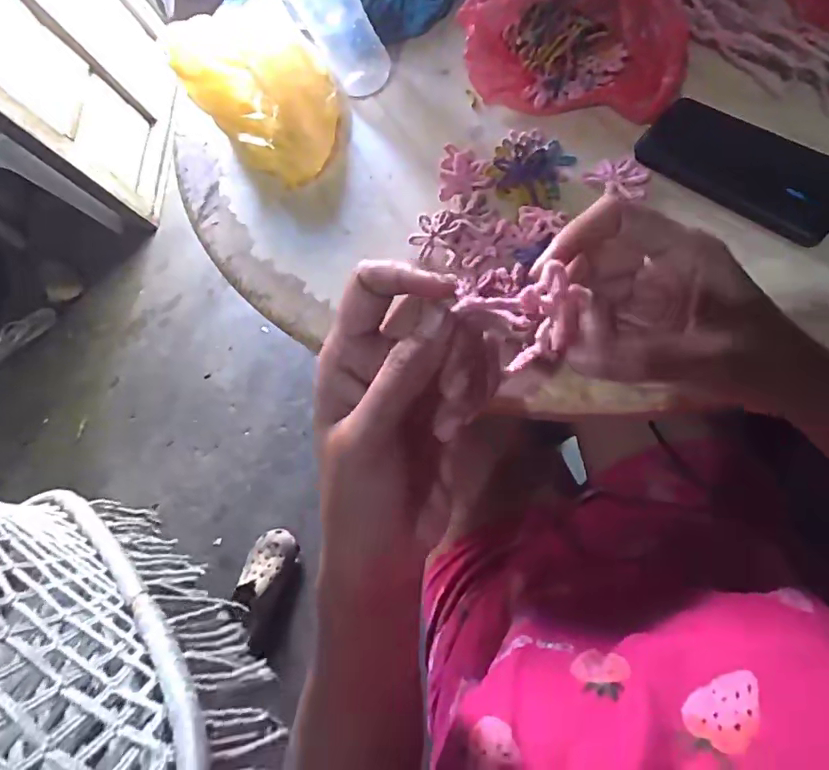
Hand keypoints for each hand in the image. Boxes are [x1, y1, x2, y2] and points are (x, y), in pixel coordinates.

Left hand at [313, 262, 493, 588]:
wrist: (385, 553)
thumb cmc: (355, 496)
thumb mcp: (366, 437)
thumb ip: (398, 376)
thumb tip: (440, 314)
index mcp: (348, 352)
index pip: (370, 285)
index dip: (406, 275)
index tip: (449, 293)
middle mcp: (388, 351)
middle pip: (431, 308)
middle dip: (450, 344)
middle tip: (447, 394)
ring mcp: (424, 372)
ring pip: (463, 336)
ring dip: (465, 374)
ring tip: (447, 422)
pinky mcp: (454, 395)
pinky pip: (480, 368)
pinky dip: (476, 393)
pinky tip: (454, 431)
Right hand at [533, 195, 828, 405]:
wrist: (795, 383)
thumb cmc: (761, 361)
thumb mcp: (704, 359)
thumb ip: (638, 356)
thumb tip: (572, 353)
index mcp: (684, 250)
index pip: (619, 217)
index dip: (576, 234)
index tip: (549, 272)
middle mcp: (665, 258)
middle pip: (602, 248)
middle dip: (567, 275)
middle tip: (540, 312)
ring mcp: (658, 284)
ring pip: (601, 278)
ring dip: (574, 302)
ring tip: (551, 333)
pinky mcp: (654, 309)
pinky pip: (611, 307)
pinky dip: (589, 323)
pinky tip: (573, 344)